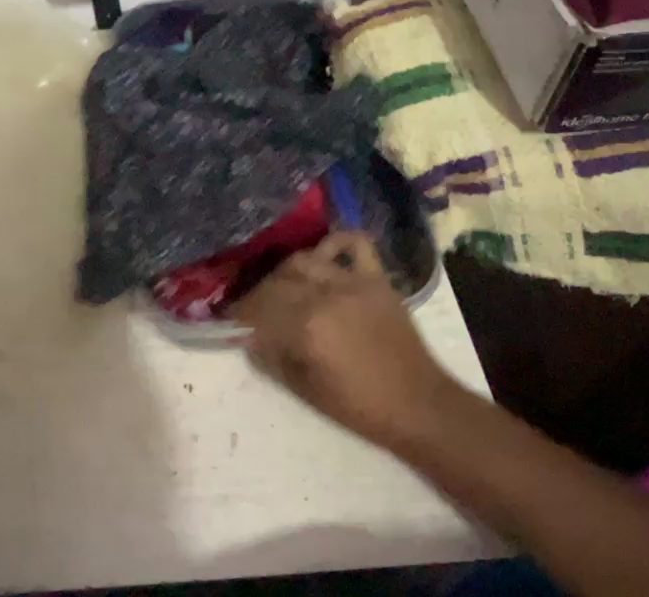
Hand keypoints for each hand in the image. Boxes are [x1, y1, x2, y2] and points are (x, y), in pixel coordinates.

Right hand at [234, 231, 458, 453]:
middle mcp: (326, 295)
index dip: (240, 312)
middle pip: (277, 281)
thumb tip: (250, 338)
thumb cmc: (360, 406)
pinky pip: (355, 244)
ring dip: (287, 271)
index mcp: (306, 326)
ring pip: (306, 260)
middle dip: (259, 293)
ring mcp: (354, 283)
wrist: (419, 405)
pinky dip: (337, 242)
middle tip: (253, 307)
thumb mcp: (307, 390)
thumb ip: (273, 359)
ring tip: (283, 286)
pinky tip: (324, 254)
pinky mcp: (377, 279)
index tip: (229, 317)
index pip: (260, 308)